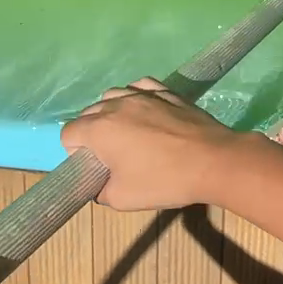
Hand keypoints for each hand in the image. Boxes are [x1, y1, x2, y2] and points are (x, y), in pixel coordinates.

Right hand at [60, 78, 244, 210]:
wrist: (213, 161)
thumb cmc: (164, 180)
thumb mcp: (122, 198)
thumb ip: (100, 190)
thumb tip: (99, 184)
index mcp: (100, 129)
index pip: (69, 133)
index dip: (74, 152)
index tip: (93, 167)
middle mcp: (118, 104)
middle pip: (90, 112)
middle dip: (92, 132)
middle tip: (111, 155)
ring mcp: (145, 94)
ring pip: (114, 94)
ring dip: (112, 111)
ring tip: (127, 132)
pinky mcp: (169, 92)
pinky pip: (142, 86)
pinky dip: (136, 95)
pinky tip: (144, 109)